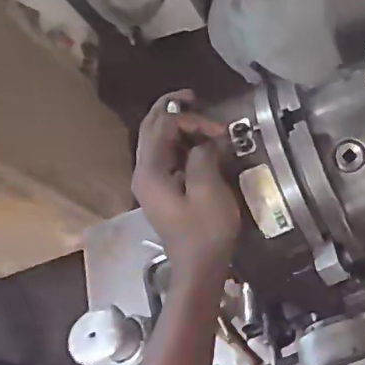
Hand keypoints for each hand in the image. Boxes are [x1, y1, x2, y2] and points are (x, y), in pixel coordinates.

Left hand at [133, 90, 239, 279]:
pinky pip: (166, 155)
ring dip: (177, 125)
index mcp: (150, 171)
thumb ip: (203, 157)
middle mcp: (144, 172)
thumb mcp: (209, 191)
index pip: (163, 127)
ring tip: (200, 116)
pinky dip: (180, 141)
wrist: (199, 268)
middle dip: (171, 109)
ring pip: (157, 140)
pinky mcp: (163, 190)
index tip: (221, 131)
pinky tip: (198, 140)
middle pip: (151, 129)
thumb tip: (206, 142)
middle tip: (194, 96)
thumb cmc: (205, 232)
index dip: (192, 120)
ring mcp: (151, 182)